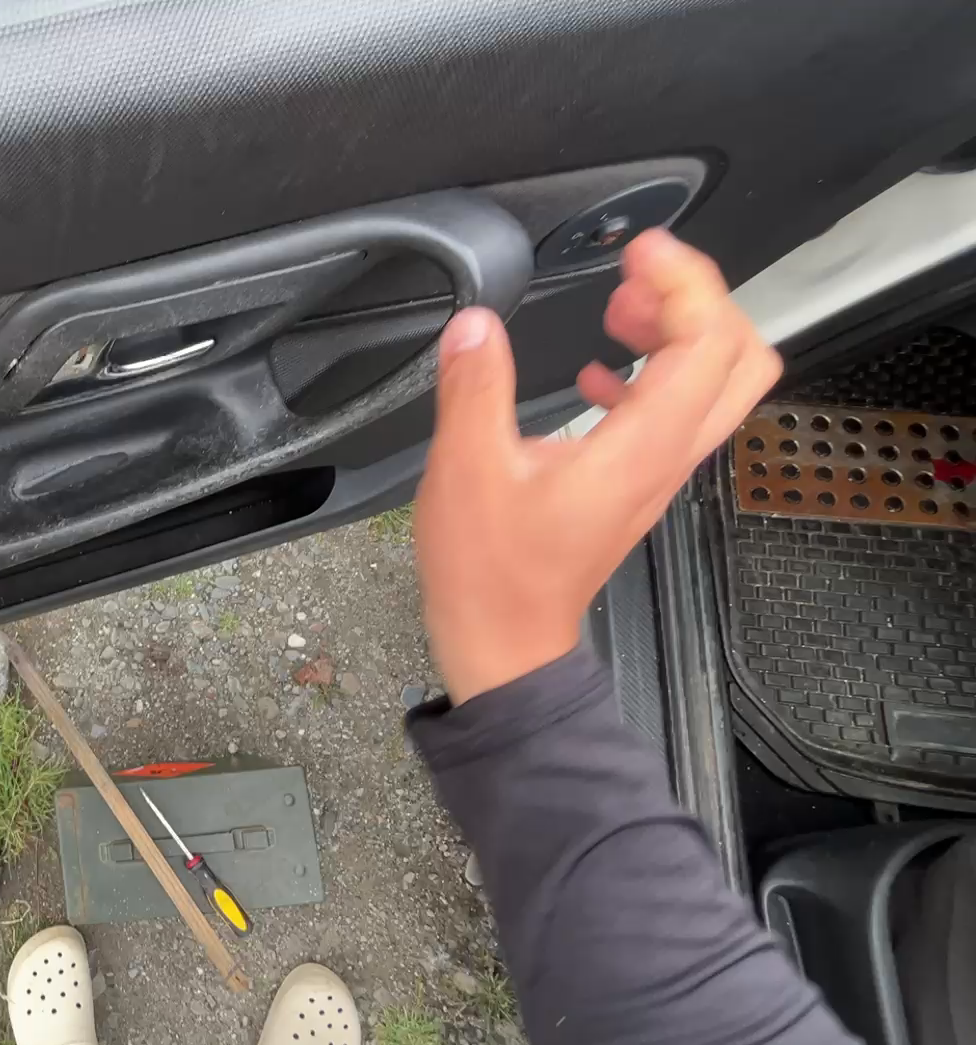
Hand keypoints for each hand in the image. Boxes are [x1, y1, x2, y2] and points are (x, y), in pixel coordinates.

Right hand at [415, 229, 780, 701]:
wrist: (500, 634)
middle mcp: (664, 457)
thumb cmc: (488, 565)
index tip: (640, 251)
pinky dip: (647, 379)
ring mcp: (651, 475)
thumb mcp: (465, 468)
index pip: (706, 338)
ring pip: (712, 388)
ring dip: (678, 337)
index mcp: (639, 445)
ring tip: (617, 315)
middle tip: (633, 281)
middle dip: (696, 302)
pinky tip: (590, 379)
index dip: (684, 280)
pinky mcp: (627, 488)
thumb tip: (474, 327)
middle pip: (738, 358)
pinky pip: (670, 417)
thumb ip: (473, 389)